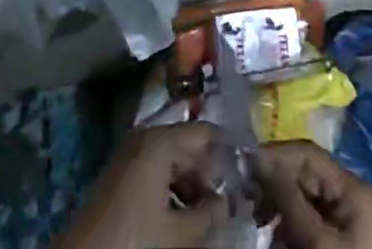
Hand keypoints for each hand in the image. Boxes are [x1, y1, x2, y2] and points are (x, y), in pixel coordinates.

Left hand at [55, 122, 230, 248]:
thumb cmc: (136, 240)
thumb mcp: (181, 233)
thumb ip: (210, 215)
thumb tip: (228, 201)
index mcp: (159, 141)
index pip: (204, 132)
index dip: (228, 149)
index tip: (249, 168)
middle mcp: (144, 138)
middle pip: (188, 147)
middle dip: (210, 173)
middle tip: (233, 199)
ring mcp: (130, 154)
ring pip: (173, 162)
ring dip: (192, 186)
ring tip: (211, 215)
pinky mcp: (122, 174)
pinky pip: (157, 172)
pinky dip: (173, 190)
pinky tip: (185, 217)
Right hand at [254, 142, 371, 248]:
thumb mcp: (316, 239)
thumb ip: (288, 197)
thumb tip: (257, 159)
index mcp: (349, 186)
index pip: (306, 153)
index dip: (274, 154)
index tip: (246, 168)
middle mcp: (345, 192)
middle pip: (300, 172)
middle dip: (272, 183)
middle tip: (248, 198)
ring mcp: (339, 213)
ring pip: (298, 193)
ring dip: (275, 203)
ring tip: (258, 220)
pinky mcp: (333, 232)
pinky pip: (302, 215)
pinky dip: (284, 221)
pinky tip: (271, 233)